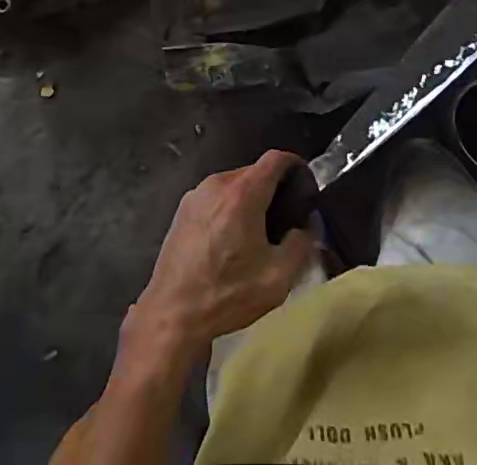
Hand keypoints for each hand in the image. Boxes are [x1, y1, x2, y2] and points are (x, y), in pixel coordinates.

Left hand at [125, 150, 316, 363]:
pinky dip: (230, 208)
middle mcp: (217, 185)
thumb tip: (305, 227)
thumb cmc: (227, 295)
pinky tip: (231, 240)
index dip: (296, 166)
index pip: (276, 159)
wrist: (171, 318)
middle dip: (274, 188)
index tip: (305, 188)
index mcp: (242, 194)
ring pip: (234, 184)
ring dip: (251, 199)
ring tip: (258, 232)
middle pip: (255, 171)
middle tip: (285, 219)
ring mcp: (195, 196)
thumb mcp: (279, 277)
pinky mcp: (182, 211)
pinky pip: (216, 198)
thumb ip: (302, 244)